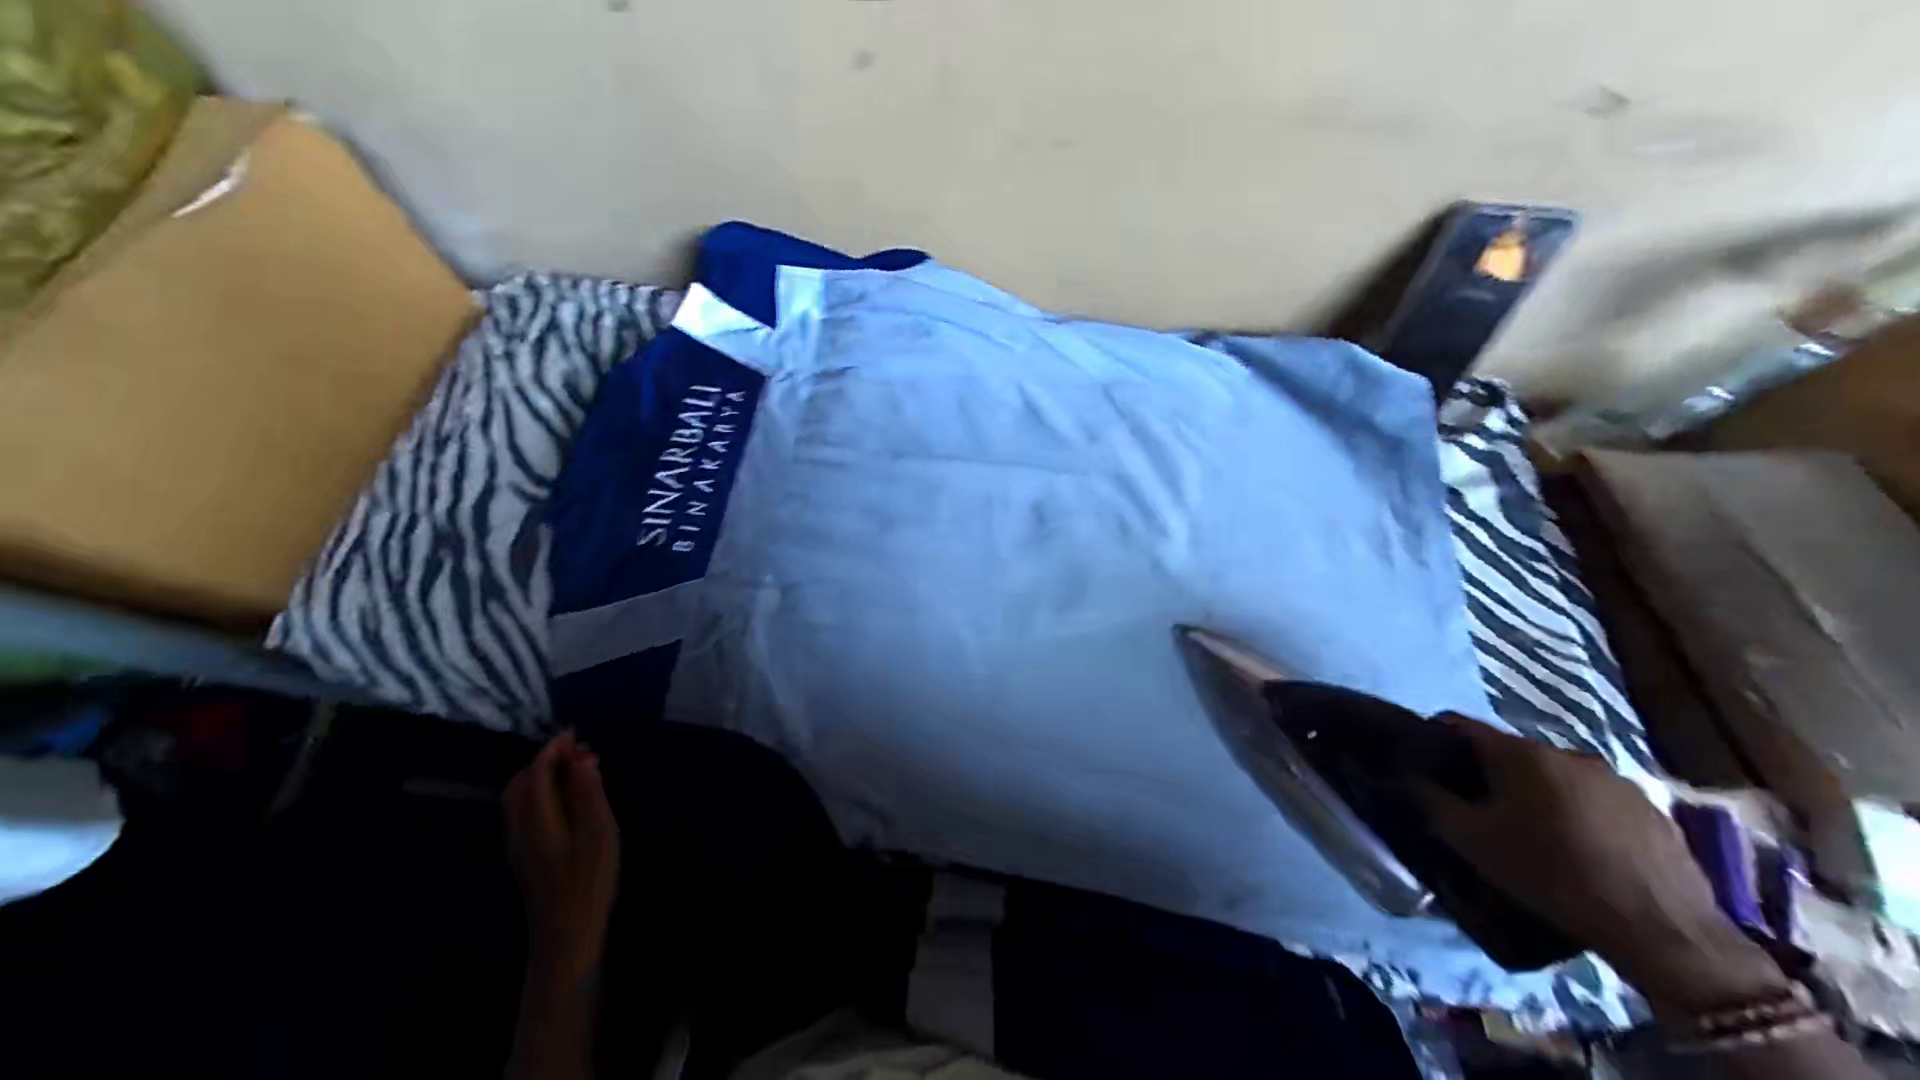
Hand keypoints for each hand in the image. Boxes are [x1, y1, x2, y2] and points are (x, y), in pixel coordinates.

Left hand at [504, 731, 620, 975]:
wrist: (567, 936)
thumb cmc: (588, 882)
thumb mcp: (598, 832)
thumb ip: (588, 793)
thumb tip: (582, 759)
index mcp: (536, 819)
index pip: (536, 772)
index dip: (553, 749)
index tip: (575, 733)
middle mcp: (520, 829)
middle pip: (520, 785)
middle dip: (544, 761)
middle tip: (576, 752)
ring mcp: (521, 847)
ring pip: (520, 801)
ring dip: (542, 778)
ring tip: (575, 772)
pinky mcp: (528, 859)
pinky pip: (527, 814)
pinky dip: (543, 796)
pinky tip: (568, 802)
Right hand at [1414, 715, 1789, 1018]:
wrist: (1660, 930)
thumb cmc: (1549, 873)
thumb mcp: (1471, 841)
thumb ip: (1430, 801)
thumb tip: (1407, 777)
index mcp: (1522, 753)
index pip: (1460, 725)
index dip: (1435, 738)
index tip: (1424, 762)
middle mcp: (1568, 752)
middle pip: (1510, 753)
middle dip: (1489, 773)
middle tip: (1477, 808)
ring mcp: (1617, 780)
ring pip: (1555, 776)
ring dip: (1536, 794)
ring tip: (1530, 832)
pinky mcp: (1652, 810)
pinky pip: (1595, 800)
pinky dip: (1576, 813)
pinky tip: (1577, 848)